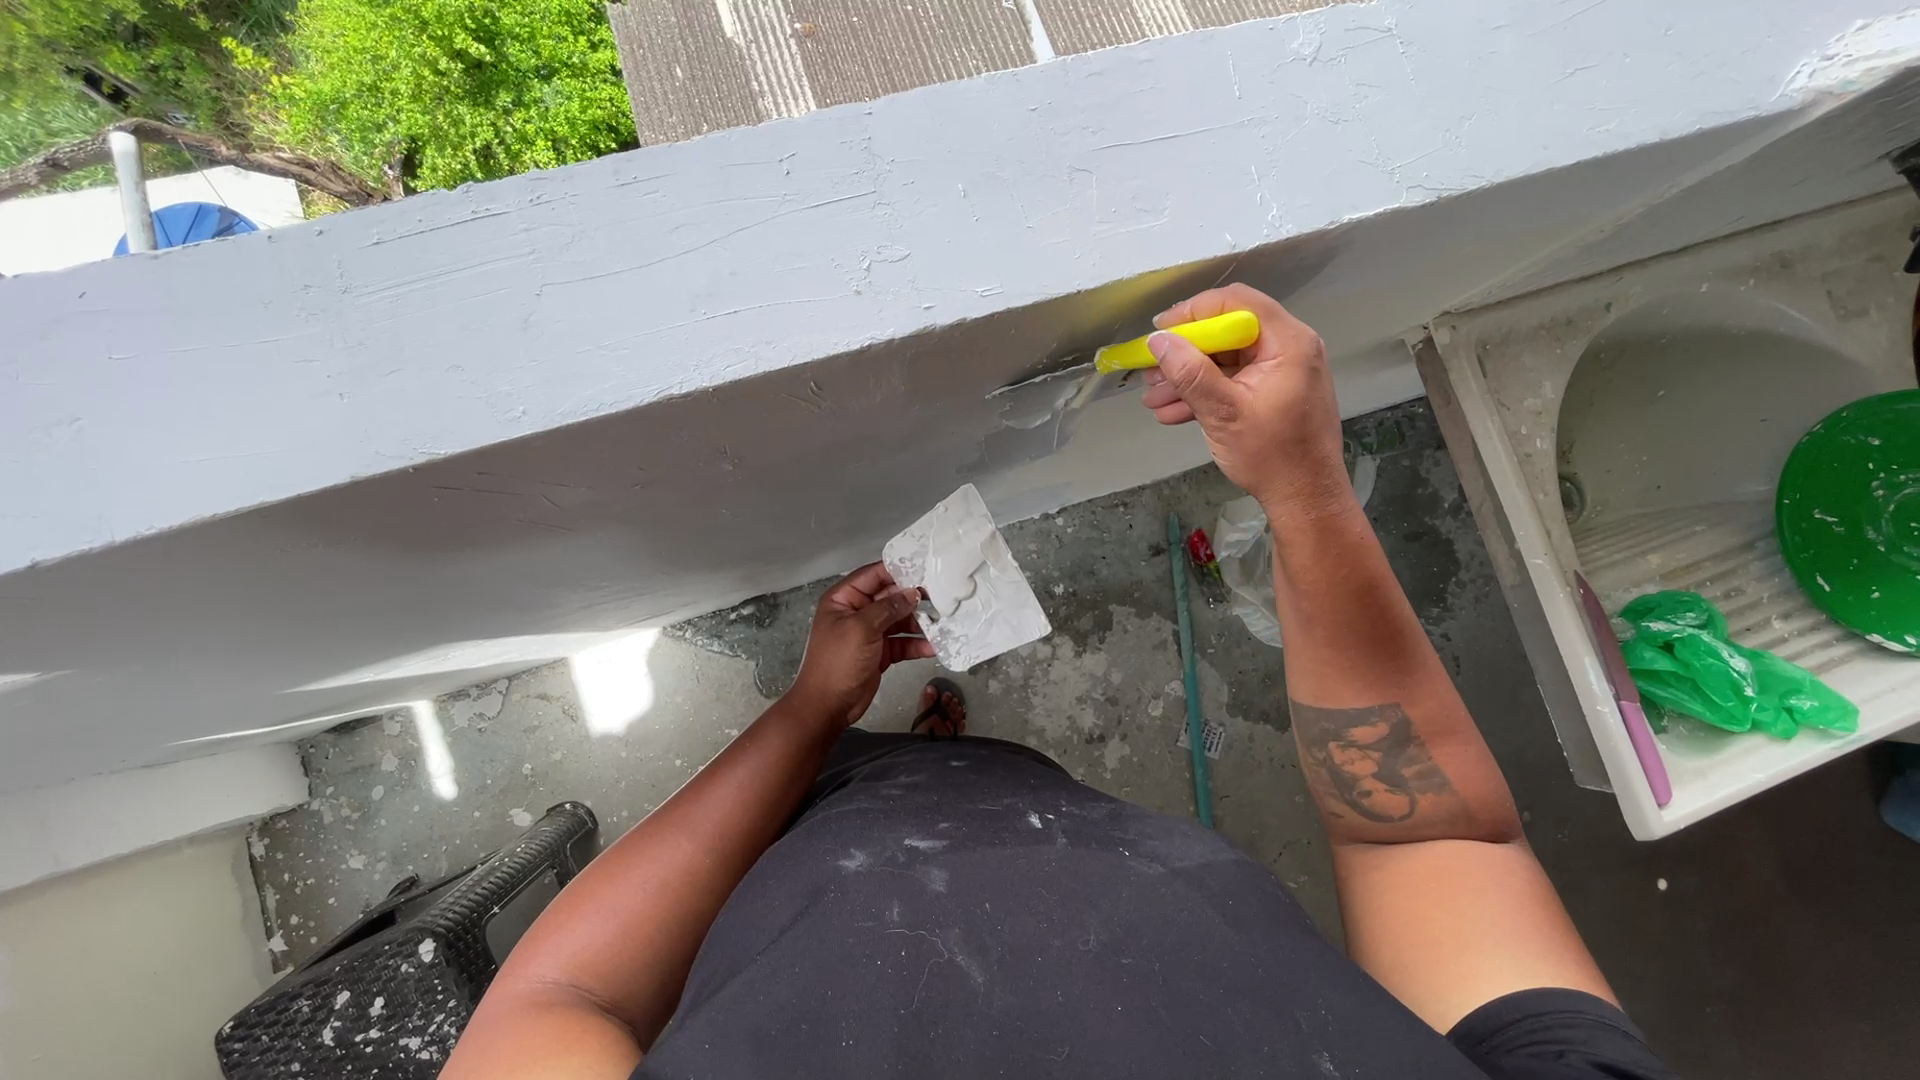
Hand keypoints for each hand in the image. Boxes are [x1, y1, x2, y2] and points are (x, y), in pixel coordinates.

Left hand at [787, 562, 934, 726]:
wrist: (829, 705)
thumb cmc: (838, 661)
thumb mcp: (862, 628)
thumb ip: (888, 608)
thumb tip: (912, 594)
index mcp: (844, 599)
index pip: (873, 575)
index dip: (897, 570)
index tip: (924, 568)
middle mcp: (856, 612)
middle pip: (890, 597)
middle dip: (913, 598)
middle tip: (940, 596)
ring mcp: (869, 633)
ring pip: (899, 620)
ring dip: (919, 622)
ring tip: (941, 623)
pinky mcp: (880, 652)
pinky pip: (902, 642)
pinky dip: (917, 644)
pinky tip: (933, 646)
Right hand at [1139, 284, 1350, 517]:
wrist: (1305, 498)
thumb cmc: (1272, 456)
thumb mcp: (1223, 412)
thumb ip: (1189, 372)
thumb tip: (1158, 341)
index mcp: (1287, 342)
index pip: (1236, 303)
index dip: (1193, 312)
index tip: (1159, 332)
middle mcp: (1289, 348)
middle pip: (1227, 332)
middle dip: (1185, 352)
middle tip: (1151, 369)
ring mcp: (1281, 371)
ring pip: (1225, 360)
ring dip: (1187, 377)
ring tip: (1154, 397)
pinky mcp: (1273, 393)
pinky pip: (1233, 381)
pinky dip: (1204, 393)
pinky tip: (1173, 411)